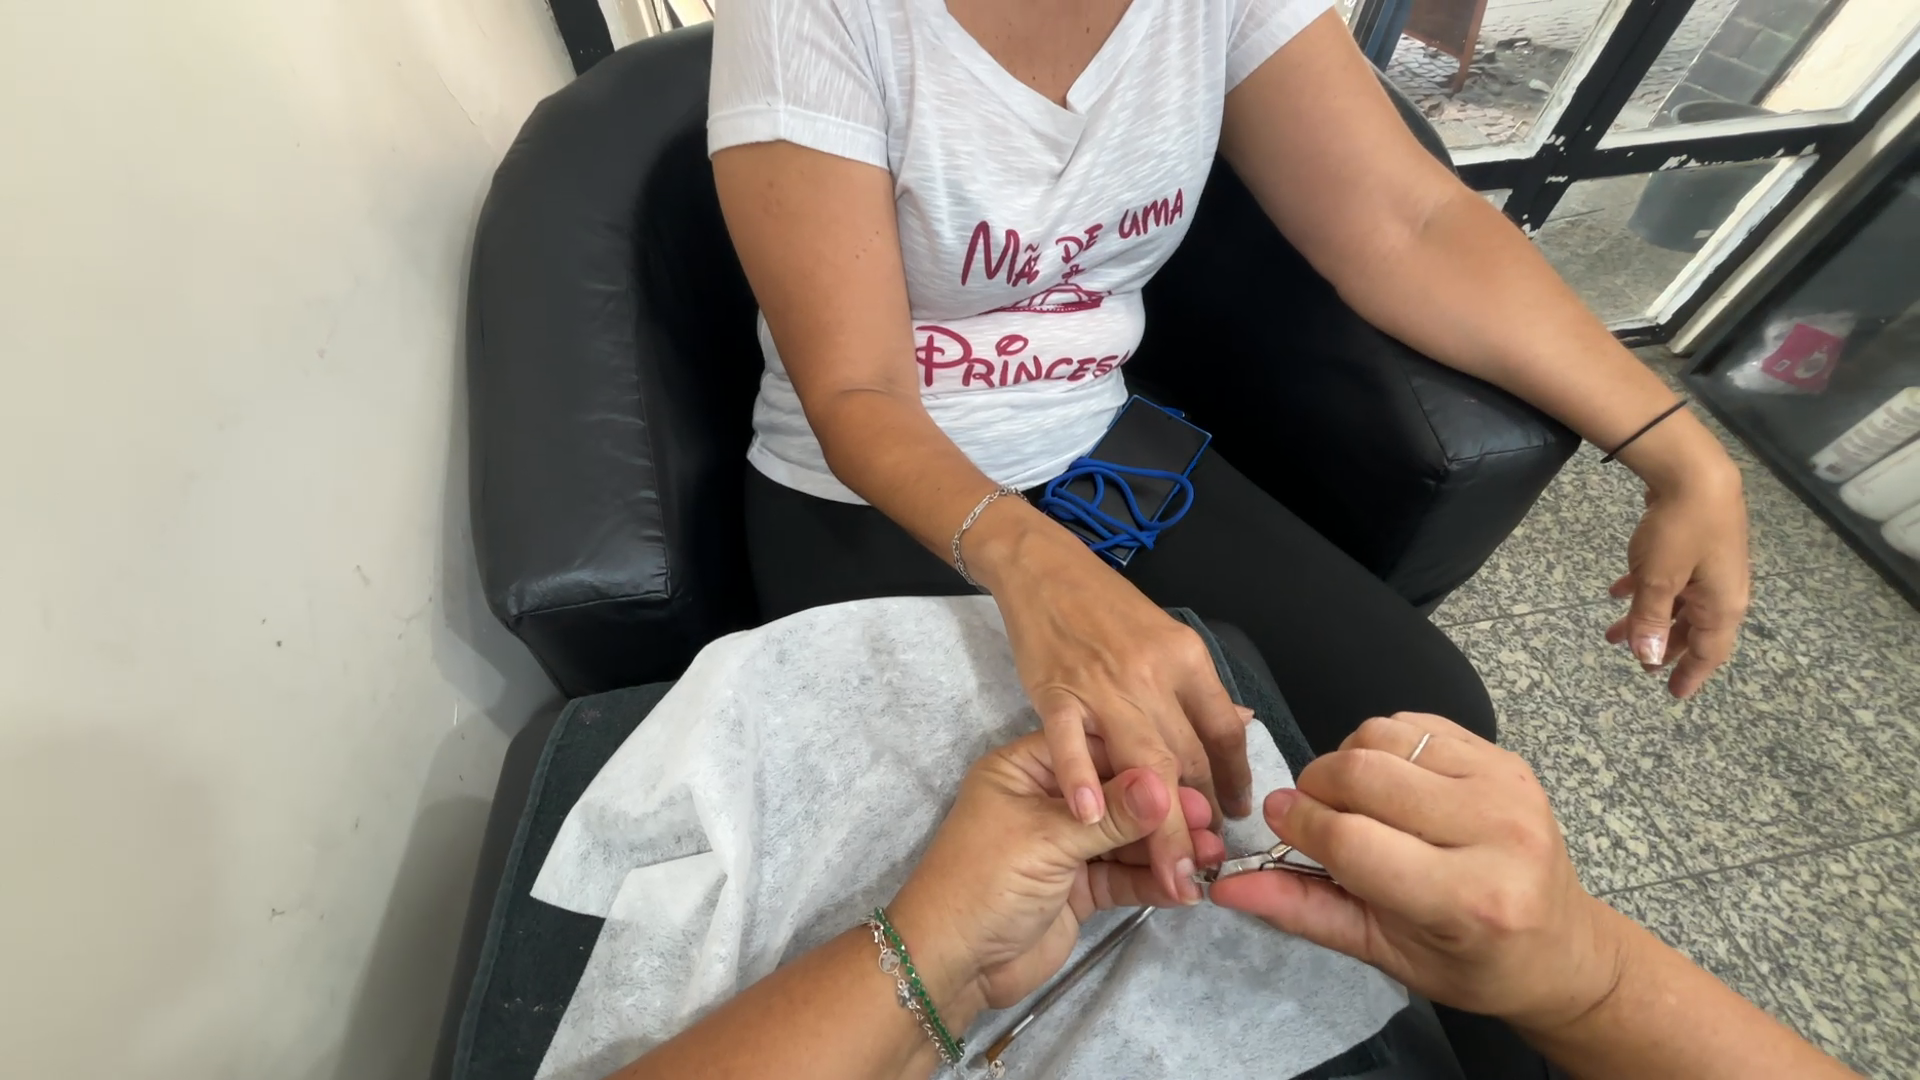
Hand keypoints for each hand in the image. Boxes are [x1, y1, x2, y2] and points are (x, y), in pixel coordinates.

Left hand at [888, 733, 1221, 1011]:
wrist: (952, 962)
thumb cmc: (986, 878)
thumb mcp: (1046, 838)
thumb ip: (1110, 816)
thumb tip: (1164, 785)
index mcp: (1026, 769)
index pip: (1091, 751)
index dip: (1138, 761)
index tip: (1186, 770)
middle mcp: (1047, 799)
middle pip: (1112, 796)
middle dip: (1158, 810)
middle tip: (1207, 819)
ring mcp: (1063, 845)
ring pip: (1121, 839)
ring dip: (1162, 848)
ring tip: (1208, 856)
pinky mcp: (1076, 886)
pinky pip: (1119, 876)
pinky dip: (1149, 881)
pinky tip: (1185, 886)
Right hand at [970, 507, 1250, 901]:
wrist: (1043, 567)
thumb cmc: (1104, 602)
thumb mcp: (1164, 633)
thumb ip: (1195, 686)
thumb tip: (1237, 725)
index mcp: (1185, 657)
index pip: (1223, 730)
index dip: (1234, 780)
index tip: (1234, 815)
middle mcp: (1152, 673)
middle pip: (1187, 759)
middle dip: (1201, 822)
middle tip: (1206, 870)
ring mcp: (1101, 684)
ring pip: (1140, 763)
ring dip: (1159, 827)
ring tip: (1171, 876)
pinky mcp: (1055, 691)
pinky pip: (1071, 743)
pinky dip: (1081, 781)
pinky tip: (1092, 819)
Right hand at [1208, 712, 1624, 1029]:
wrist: (1564, 946)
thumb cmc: (1467, 961)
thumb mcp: (1380, 952)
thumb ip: (1301, 909)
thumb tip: (1225, 887)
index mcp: (1471, 900)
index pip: (1351, 840)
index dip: (1300, 827)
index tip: (1281, 826)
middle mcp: (1498, 833)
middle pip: (1359, 775)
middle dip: (1316, 790)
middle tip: (1318, 816)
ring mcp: (1505, 784)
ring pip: (1376, 736)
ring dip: (1345, 763)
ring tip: (1359, 801)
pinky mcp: (1503, 755)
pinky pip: (1406, 722)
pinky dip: (1378, 745)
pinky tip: (1393, 783)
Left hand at [1607, 444, 1751, 698]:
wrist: (1694, 480)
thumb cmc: (1679, 532)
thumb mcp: (1659, 581)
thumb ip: (1651, 619)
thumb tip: (1649, 658)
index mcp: (1721, 605)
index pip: (1710, 651)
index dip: (1690, 674)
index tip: (1672, 693)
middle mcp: (1719, 592)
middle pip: (1690, 631)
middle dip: (1662, 649)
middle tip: (1637, 666)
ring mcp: (1706, 571)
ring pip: (1673, 606)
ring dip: (1644, 621)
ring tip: (1611, 634)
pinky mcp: (1689, 552)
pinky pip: (1664, 582)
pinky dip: (1641, 592)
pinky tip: (1615, 593)